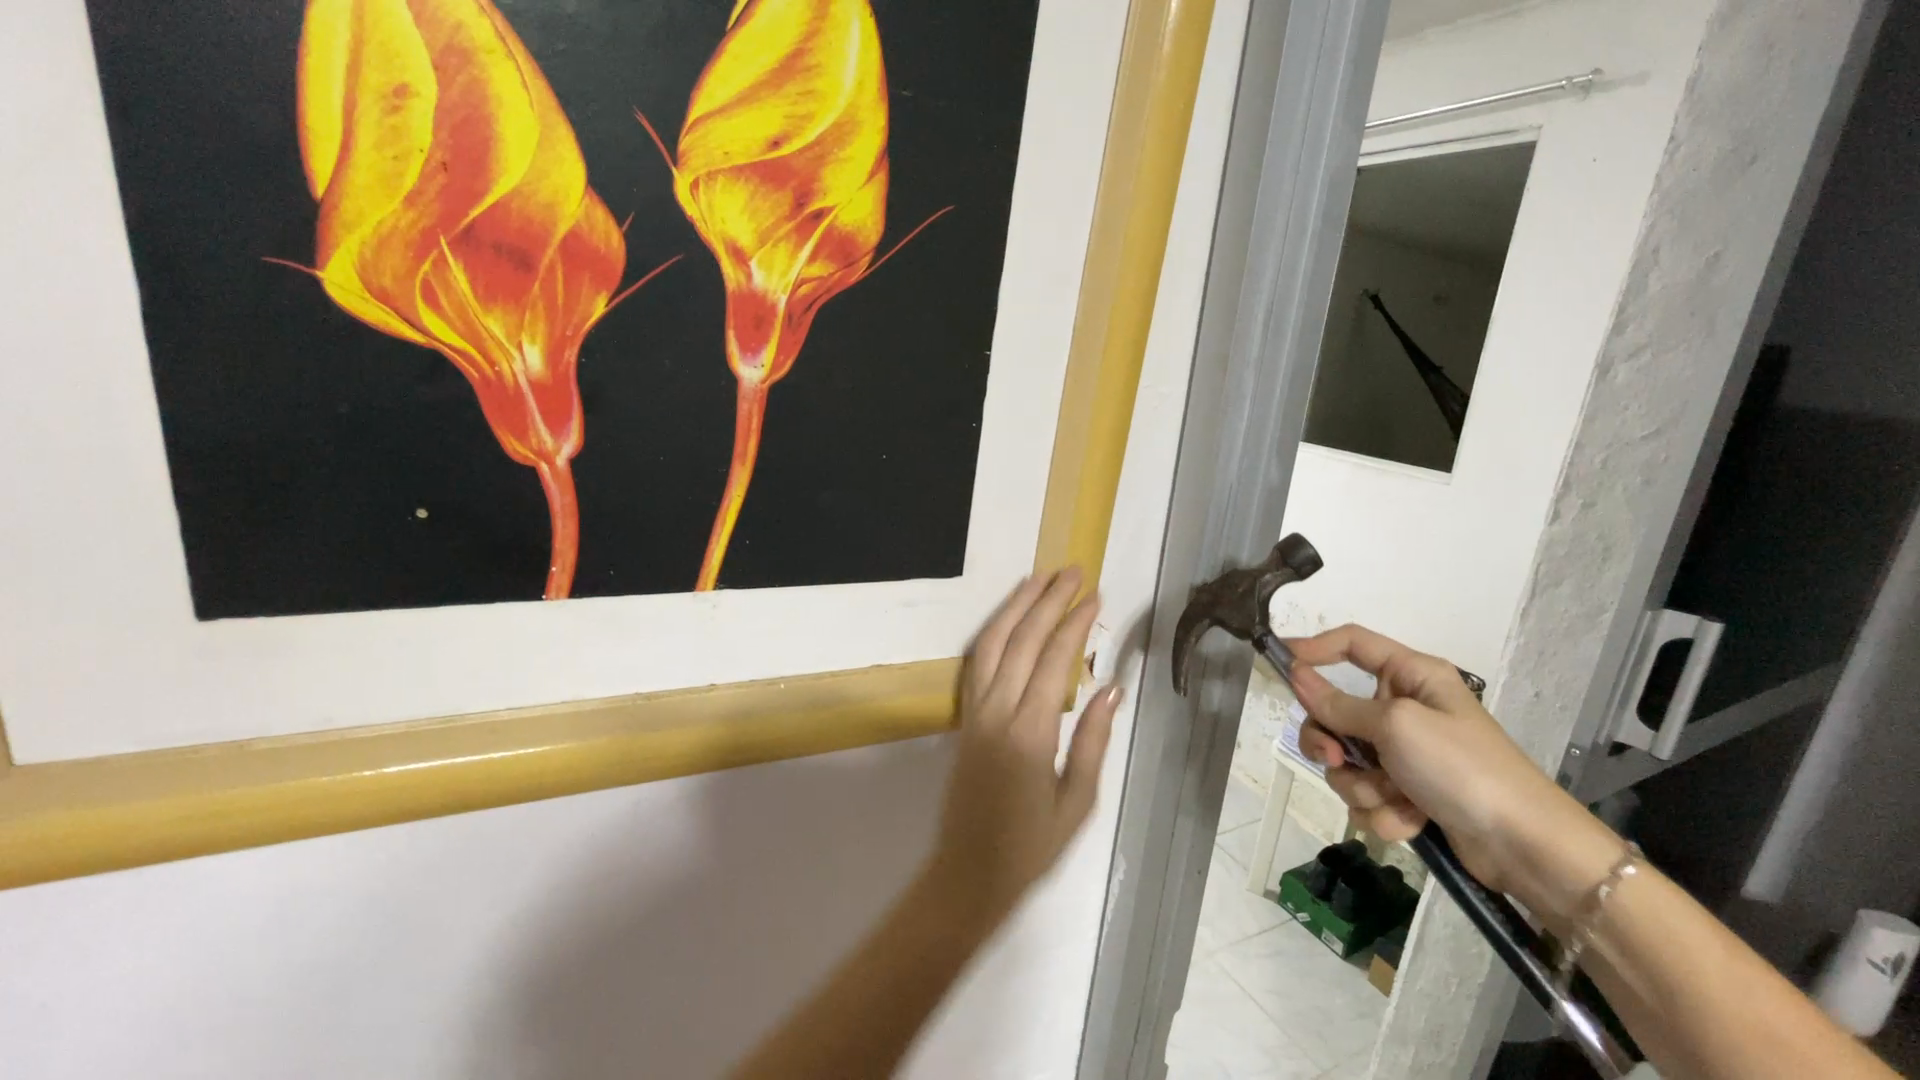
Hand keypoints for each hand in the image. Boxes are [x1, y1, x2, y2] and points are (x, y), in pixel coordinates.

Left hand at [926, 569, 1123, 923]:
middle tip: (1073, 571)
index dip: (1074, 623)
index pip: (1055, 661)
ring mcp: (974, 715)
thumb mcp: (1078, 802)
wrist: (969, 875)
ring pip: (991, 646)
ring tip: (1038, 579)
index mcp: (1031, 734)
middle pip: (1022, 641)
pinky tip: (1006, 620)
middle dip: (1048, 601)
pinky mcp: (963, 722)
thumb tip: (1111, 688)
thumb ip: (1093, 741)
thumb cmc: (1032, 847)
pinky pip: (976, 666)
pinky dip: (991, 634)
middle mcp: (997, 714)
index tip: (1094, 595)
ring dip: (1014, 607)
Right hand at [1289, 624, 1620, 924]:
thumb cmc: (1462, 766)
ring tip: (1394, 799)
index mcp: (1411, 676)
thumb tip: (1297, 676)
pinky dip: (1382, 810)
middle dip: (1330, 743)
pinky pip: (1367, 795)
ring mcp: (1405, 754)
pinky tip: (1411, 820)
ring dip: (1362, 786)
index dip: (1314, 648)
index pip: (1353, 644)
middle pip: (1335, 712)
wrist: (1521, 843)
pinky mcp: (1407, 793)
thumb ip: (1339, 704)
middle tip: (1334, 759)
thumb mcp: (1395, 726)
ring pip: (1347, 762)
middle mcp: (1405, 709)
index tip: (1279, 662)